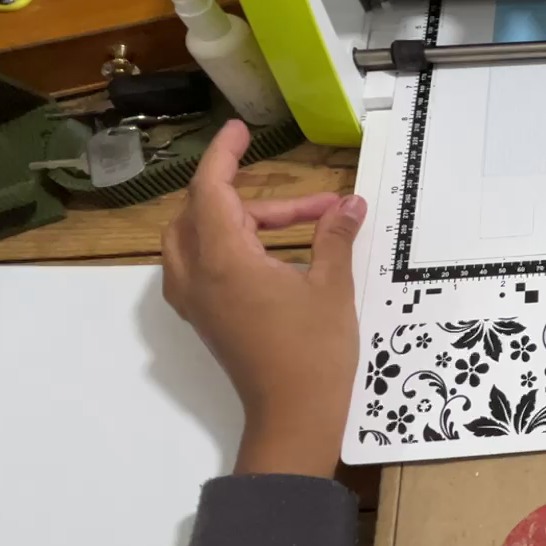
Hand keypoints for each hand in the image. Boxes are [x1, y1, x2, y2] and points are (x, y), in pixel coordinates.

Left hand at [162, 120, 366, 478]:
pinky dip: (228, 246)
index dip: (225, 156)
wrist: (294, 414)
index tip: (242, 132)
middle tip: (312, 207)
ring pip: (197, 239)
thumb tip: (350, 204)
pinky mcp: (205, 317)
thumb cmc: (315, 349)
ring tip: (300, 228)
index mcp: (224, 261)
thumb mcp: (332, 286)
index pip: (211, 191)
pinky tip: (270, 257)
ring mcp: (196, 300)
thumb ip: (334, 237)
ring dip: (241, 222)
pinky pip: (200, 264)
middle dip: (254, 199)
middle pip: (203, 214)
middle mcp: (197, 276)